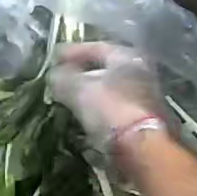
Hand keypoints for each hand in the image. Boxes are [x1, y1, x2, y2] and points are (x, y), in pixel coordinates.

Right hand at [49, 42, 166, 152]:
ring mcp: (143, 100)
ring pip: (109, 92)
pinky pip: (112, 112)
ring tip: (67, 100)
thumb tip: (54, 75)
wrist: (140, 148)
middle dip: (81, 73)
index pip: (96, 47)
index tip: (53, 57)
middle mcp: (140, 74)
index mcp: (127, 57)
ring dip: (88, 95)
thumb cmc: (110, 109)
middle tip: (59, 78)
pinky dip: (96, 113)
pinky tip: (83, 119)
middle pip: (105, 69)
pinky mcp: (140, 124)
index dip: (72, 51)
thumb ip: (63, 78)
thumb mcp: (78, 88)